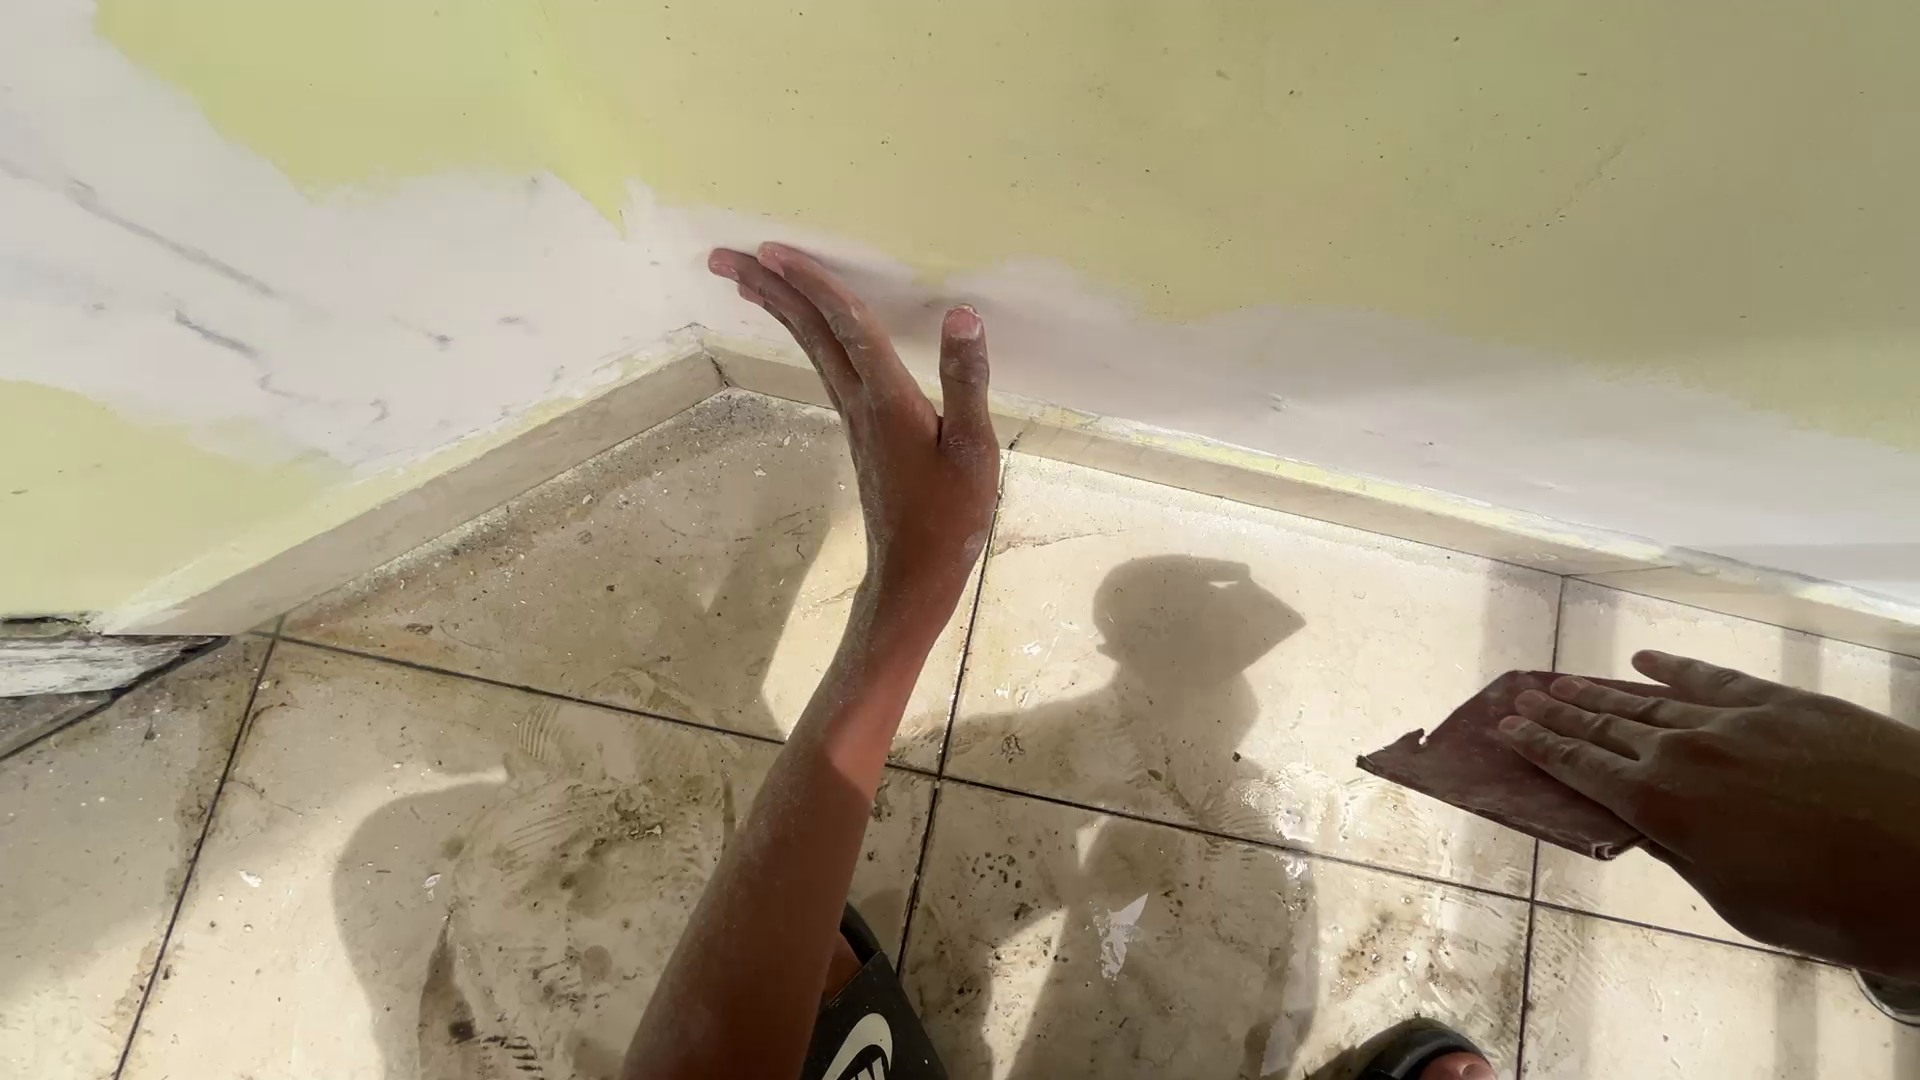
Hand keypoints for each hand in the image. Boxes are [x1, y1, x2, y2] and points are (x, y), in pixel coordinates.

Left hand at [708, 243, 999, 646]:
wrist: (914, 573)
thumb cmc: (949, 517)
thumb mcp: (973, 449)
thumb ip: (965, 382)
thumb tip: (961, 315)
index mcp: (889, 401)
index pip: (848, 327)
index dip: (814, 285)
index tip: (770, 251)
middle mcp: (860, 404)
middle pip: (811, 335)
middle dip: (769, 292)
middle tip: (723, 257)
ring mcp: (854, 422)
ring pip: (813, 353)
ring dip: (782, 313)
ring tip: (751, 282)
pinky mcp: (859, 436)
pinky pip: (827, 372)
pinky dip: (809, 341)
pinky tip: (810, 336)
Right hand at [1496, 650, 1919, 976]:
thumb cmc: (1843, 910)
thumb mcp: (1738, 902)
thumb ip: (1677, 853)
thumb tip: (1637, 821)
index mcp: (1657, 804)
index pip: (1575, 766)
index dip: (1535, 745)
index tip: (1504, 728)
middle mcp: (1677, 753)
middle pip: (1599, 727)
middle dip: (1555, 713)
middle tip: (1522, 698)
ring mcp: (1730, 722)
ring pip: (1644, 701)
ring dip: (1597, 691)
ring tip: (1560, 681)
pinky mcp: (1785, 705)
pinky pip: (1713, 677)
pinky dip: (1674, 666)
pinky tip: (1644, 658)